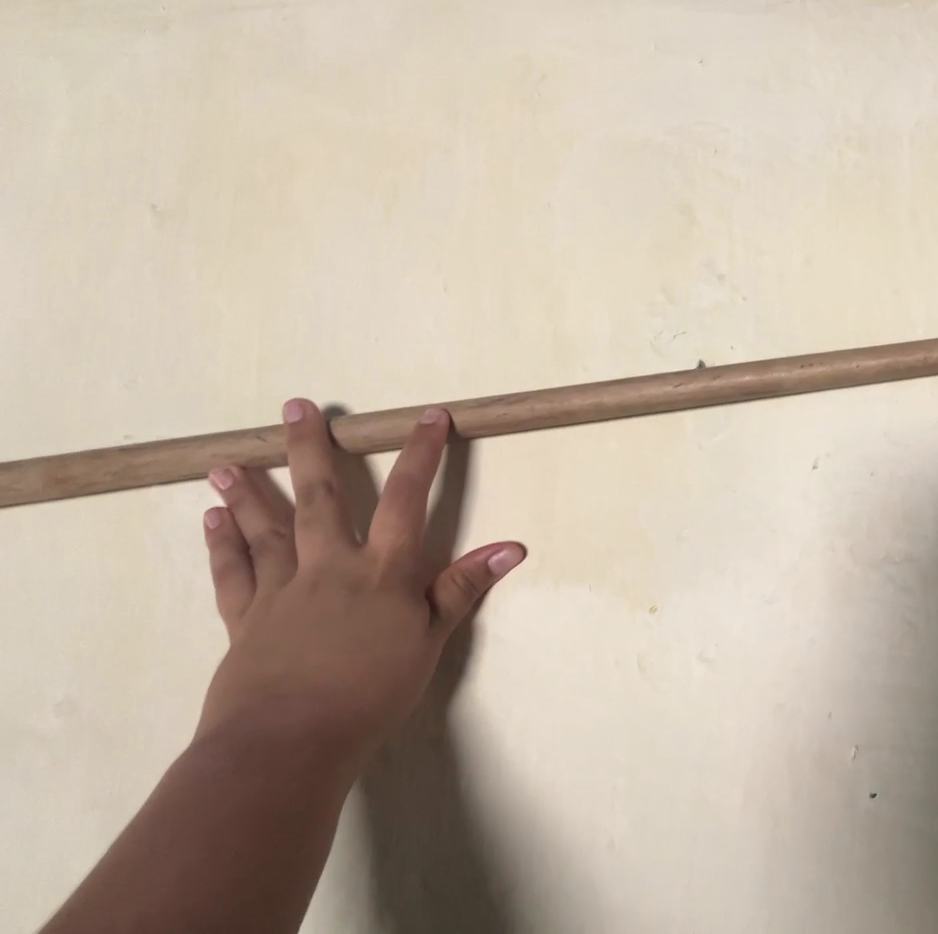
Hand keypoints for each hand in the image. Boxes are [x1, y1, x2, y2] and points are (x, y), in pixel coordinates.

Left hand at [196, 398, 523, 766]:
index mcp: (382, 571)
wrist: (286, 743)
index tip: (428, 417)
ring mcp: (281, 592)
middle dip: (312, 450)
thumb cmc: (372, 691)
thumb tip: (511, 546)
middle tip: (296, 407)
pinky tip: (213, 521)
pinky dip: (222, 545)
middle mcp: (330, 568)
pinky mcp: (245, 621)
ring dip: (250, 493)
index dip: (421, 455)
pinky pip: (233, 574)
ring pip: (265, 530)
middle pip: (320, 498)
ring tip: (226, 462)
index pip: (406, 499)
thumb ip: (462, 588)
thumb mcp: (432, 640)